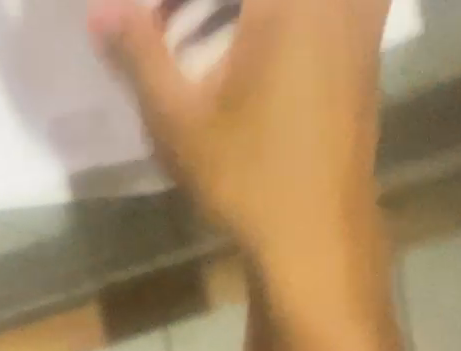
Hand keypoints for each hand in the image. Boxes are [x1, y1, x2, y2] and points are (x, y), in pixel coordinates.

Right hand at [92, 0, 392, 277]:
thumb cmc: (240, 169)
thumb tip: (100, 7)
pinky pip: (309, 7)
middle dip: (194, 5)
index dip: (172, 2)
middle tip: (155, 25)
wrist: (311, 219)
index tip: (142, 16)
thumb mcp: (174, 115)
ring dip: (224, 12)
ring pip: (275, 1)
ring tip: (182, 37)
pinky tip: (228, 50)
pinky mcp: (360, 35)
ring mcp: (356, 10)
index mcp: (287, 3)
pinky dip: (260, 20)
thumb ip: (139, 53)